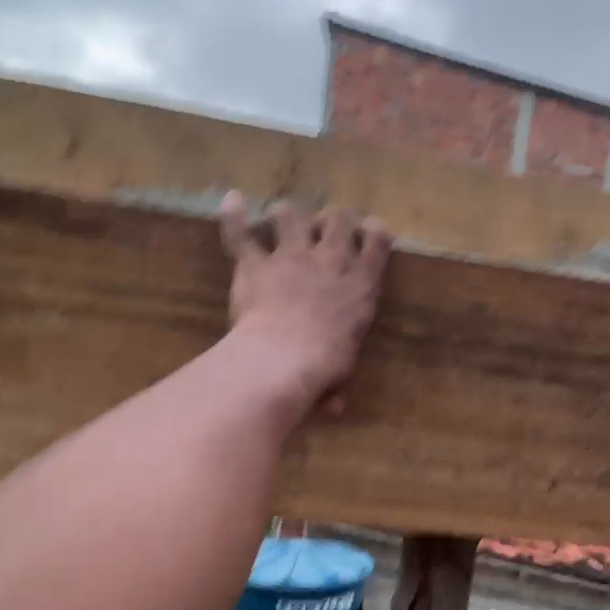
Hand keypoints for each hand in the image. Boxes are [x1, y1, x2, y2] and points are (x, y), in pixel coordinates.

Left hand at [218, 192, 391, 418]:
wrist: (286, 358)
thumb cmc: (323, 371)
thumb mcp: (339, 378)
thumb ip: (334, 386)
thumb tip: (333, 408)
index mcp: (361, 287)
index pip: (378, 243)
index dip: (374, 232)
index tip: (368, 230)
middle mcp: (331, 262)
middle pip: (338, 218)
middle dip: (332, 218)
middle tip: (323, 228)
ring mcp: (292, 258)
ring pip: (292, 215)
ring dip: (287, 214)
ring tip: (280, 219)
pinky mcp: (256, 263)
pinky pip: (241, 231)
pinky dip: (233, 215)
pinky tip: (232, 201)